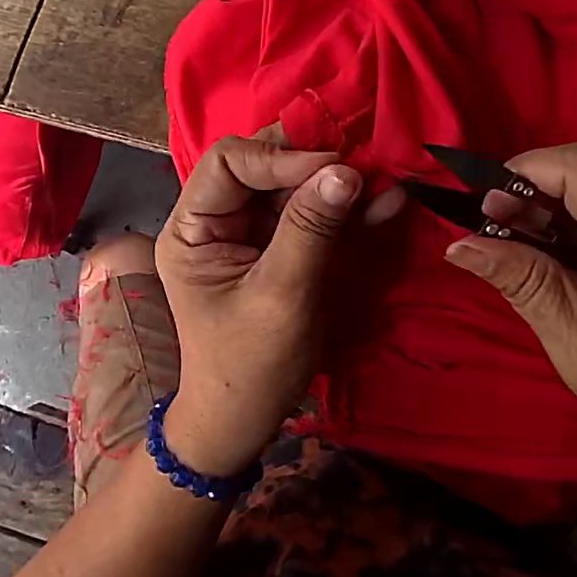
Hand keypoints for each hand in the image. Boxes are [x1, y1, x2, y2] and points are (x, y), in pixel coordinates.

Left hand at [154, 134, 364, 476]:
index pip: (228, 163)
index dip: (279, 156)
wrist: (246, 419)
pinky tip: (384, 202)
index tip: (334, 166)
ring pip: (290, 187)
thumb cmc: (251, 365)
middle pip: (260, 167)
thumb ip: (310, 229)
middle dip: (311, 161)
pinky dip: (344, 209)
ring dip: (335, 183)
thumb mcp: (281, 296)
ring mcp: (248, 234)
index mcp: (192, 229)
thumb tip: (346, 170)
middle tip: (362, 163)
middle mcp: (215, 221)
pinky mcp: (278, 248)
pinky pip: (310, 215)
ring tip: (382, 180)